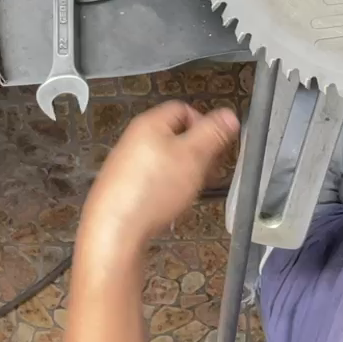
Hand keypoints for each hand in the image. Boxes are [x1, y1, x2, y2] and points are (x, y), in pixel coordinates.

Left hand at [79, 101, 239, 254]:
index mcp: (150, 124)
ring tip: (190, 189)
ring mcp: (128, 164)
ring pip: (166, 159)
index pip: (184, 109)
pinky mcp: (125, 187)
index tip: (216, 143)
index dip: (204, 124)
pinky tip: (171, 203)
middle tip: (207, 169)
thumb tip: (228, 115)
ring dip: (184, 172)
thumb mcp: (193, 156)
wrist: (114, 232)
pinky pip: (154, 180)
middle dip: (196, 152)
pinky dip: (167, 188)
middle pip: (176, 135)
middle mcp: (135, 140)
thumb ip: (212, 132)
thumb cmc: (148, 193)